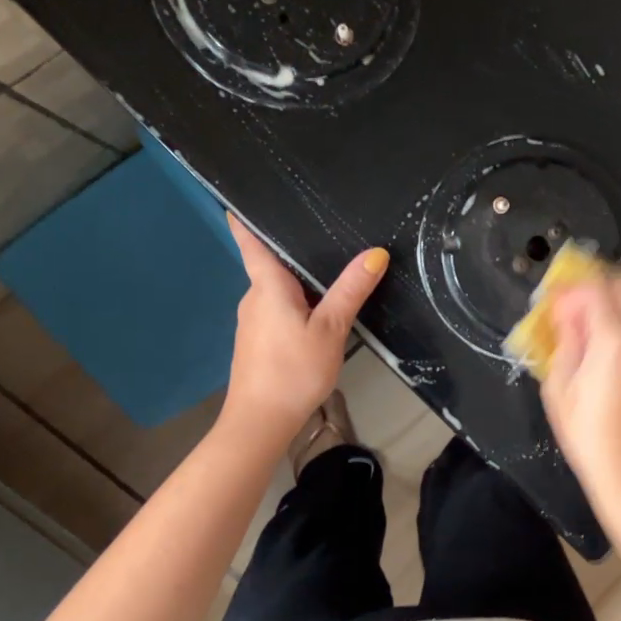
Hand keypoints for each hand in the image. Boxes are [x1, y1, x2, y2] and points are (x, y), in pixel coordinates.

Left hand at [222, 212, 387, 445]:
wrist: (260, 423)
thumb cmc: (292, 369)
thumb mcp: (331, 328)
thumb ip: (351, 289)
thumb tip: (375, 253)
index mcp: (267, 287)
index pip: (250, 242)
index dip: (245, 219)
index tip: (244, 197)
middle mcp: (255, 298)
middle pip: (271, 264)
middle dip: (293, 249)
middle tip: (323, 227)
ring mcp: (254, 321)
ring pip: (278, 289)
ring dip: (301, 279)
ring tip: (333, 264)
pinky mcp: (259, 341)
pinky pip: (280, 308)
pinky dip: (299, 301)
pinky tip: (322, 308)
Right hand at [541, 270, 620, 508]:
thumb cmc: (594, 438)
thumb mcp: (560, 388)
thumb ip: (565, 341)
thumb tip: (565, 317)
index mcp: (615, 339)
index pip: (594, 287)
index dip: (570, 287)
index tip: (554, 297)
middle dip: (596, 283)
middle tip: (574, 300)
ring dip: (615, 297)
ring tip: (590, 317)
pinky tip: (610, 336)